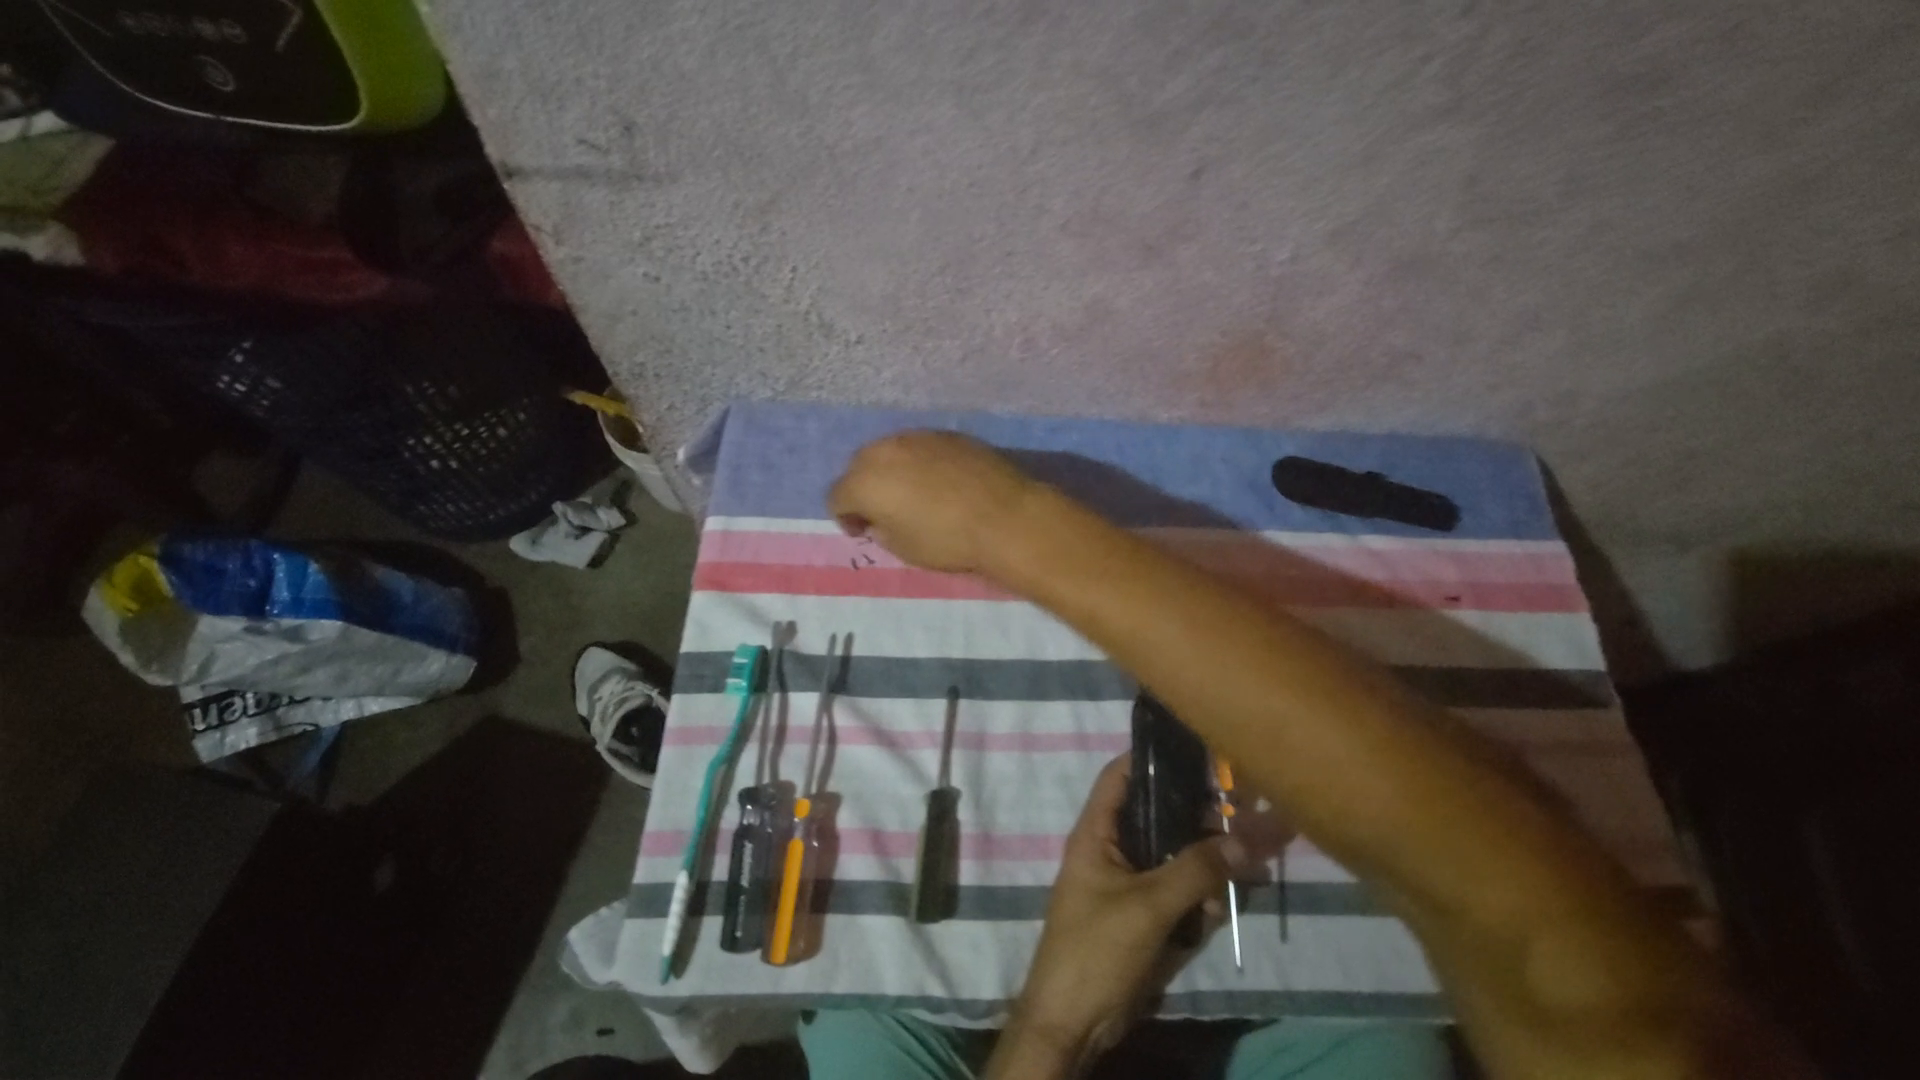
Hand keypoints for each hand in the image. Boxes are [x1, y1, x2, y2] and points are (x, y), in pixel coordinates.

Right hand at [827, 431, 1042, 574]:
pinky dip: (919, 462)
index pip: (837, 496)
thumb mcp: (903, 548)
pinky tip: (940, 481)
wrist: (1004, 517)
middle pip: (859, 466)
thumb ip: (880, 530)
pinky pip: (920, 447)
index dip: (846, 517)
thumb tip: (879, 521)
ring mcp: (917, 436)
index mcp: (864, 481)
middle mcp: (884, 450)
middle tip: (884, 511)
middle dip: (865, 488)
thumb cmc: (947, 540)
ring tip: (912, 493)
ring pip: (889, 451)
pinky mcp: (947, 434)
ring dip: (892, 471)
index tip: (863, 531)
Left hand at [988, 756, 1247, 1077]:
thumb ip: (1198, 869)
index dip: (1153, 756)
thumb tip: (1250, 836)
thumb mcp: (1150, 905)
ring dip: (1207, 865)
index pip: (1120, 775)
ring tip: (1242, 873)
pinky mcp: (1144, 914)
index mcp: (1096, 833)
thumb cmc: (1097, 950)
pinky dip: (1201, 896)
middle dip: (1201, 819)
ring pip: (1176, 855)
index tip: (1200, 748)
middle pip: (1159, 815)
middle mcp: (1112, 849)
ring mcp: (1129, 882)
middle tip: (1246, 816)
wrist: (1074, 1022)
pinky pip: (1179, 890)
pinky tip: (1220, 909)